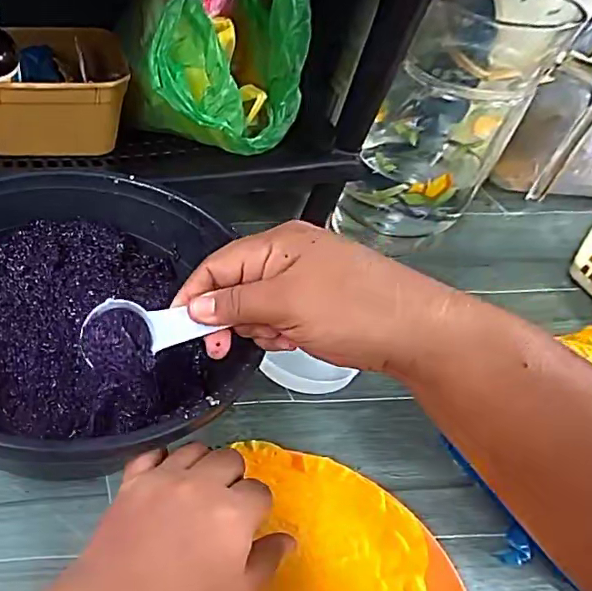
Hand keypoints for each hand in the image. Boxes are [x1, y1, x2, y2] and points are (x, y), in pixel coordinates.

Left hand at [51, 444, 291, 590]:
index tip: (248, 524)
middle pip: (230, 459)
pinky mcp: (132, 481)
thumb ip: (267, 560)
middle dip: (235, 477)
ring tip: (198, 488)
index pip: (259, 490)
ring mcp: (162, 478)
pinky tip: (166, 477)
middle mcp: (201, 484)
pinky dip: (164, 460)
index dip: (258, 507)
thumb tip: (286, 538)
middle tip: (225, 504)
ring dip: (203, 464)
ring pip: (194, 449)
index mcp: (233, 511)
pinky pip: (153, 454)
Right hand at [172, 221, 473, 375]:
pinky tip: (296, 340)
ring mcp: (302, 281)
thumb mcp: (286, 305)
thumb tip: (195, 306)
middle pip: (232, 288)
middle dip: (230, 318)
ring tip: (284, 337)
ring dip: (259, 330)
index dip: (194, 294)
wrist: (414, 334)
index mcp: (277, 244)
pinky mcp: (313, 304)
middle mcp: (286, 257)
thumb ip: (236, 304)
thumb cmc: (357, 310)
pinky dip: (278, 334)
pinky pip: (277, 320)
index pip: (218, 266)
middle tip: (223, 346)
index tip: (177, 325)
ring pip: (253, 310)